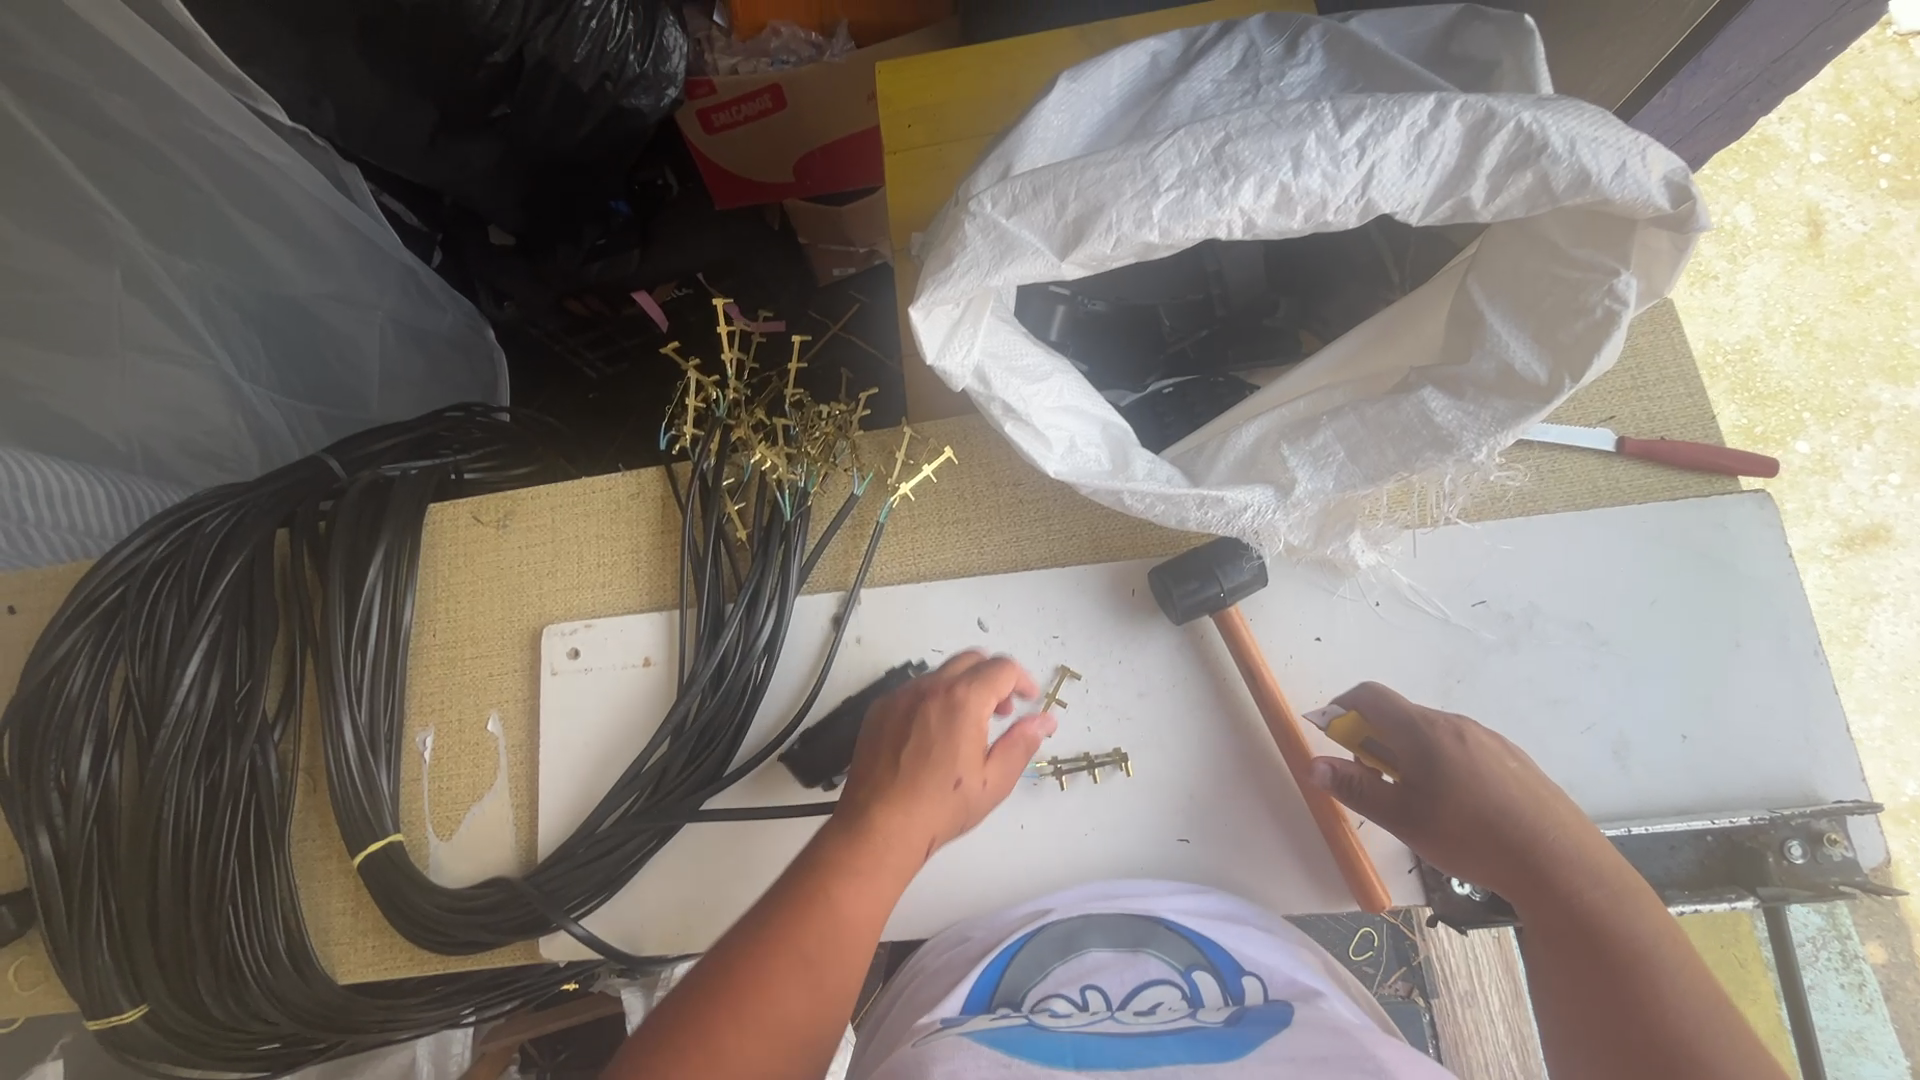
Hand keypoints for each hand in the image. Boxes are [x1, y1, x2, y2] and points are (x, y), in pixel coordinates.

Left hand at [833, 651, 1056, 865]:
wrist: (877, 826)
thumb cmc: (940, 807)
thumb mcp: (993, 781)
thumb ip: (1022, 743)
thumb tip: (1045, 720)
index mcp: (962, 700)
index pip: (1002, 668)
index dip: (1023, 680)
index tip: (1029, 700)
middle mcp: (929, 687)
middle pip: (971, 660)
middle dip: (994, 678)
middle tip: (1002, 711)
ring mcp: (900, 695)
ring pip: (941, 673)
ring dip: (963, 686)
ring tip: (968, 726)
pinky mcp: (880, 709)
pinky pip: (914, 689)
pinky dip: (934, 698)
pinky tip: (933, 735)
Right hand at [1308, 682, 1618, 910]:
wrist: (1563, 866)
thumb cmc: (1470, 838)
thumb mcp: (1401, 818)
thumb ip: (1354, 788)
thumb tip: (1313, 764)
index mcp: (1421, 730)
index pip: (1368, 696)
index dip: (1342, 709)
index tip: (1334, 738)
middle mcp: (1455, 724)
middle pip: (1400, 716)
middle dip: (1374, 740)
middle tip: (1374, 783)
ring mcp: (1490, 740)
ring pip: (1433, 735)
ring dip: (1409, 754)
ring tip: (1418, 802)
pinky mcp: (1515, 761)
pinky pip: (1464, 749)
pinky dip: (1443, 765)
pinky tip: (1460, 809)